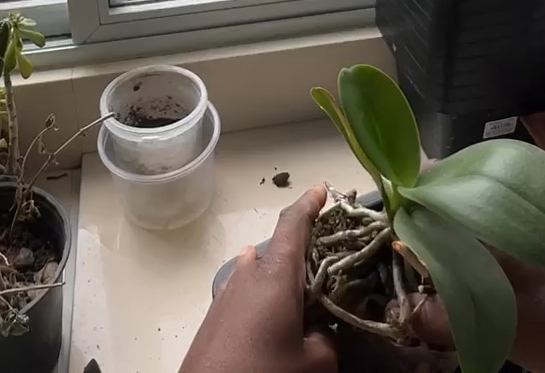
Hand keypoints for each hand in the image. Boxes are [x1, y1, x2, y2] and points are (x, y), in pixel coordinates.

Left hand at [179, 185, 336, 372]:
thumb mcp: (314, 364)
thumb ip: (326, 340)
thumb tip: (319, 333)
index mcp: (276, 274)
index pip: (294, 223)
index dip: (310, 203)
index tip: (321, 188)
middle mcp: (250, 273)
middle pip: (280, 250)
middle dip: (303, 252)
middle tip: (328, 263)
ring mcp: (229, 293)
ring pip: (261, 272)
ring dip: (282, 277)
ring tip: (304, 294)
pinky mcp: (216, 317)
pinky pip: (247, 293)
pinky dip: (265, 297)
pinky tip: (274, 317)